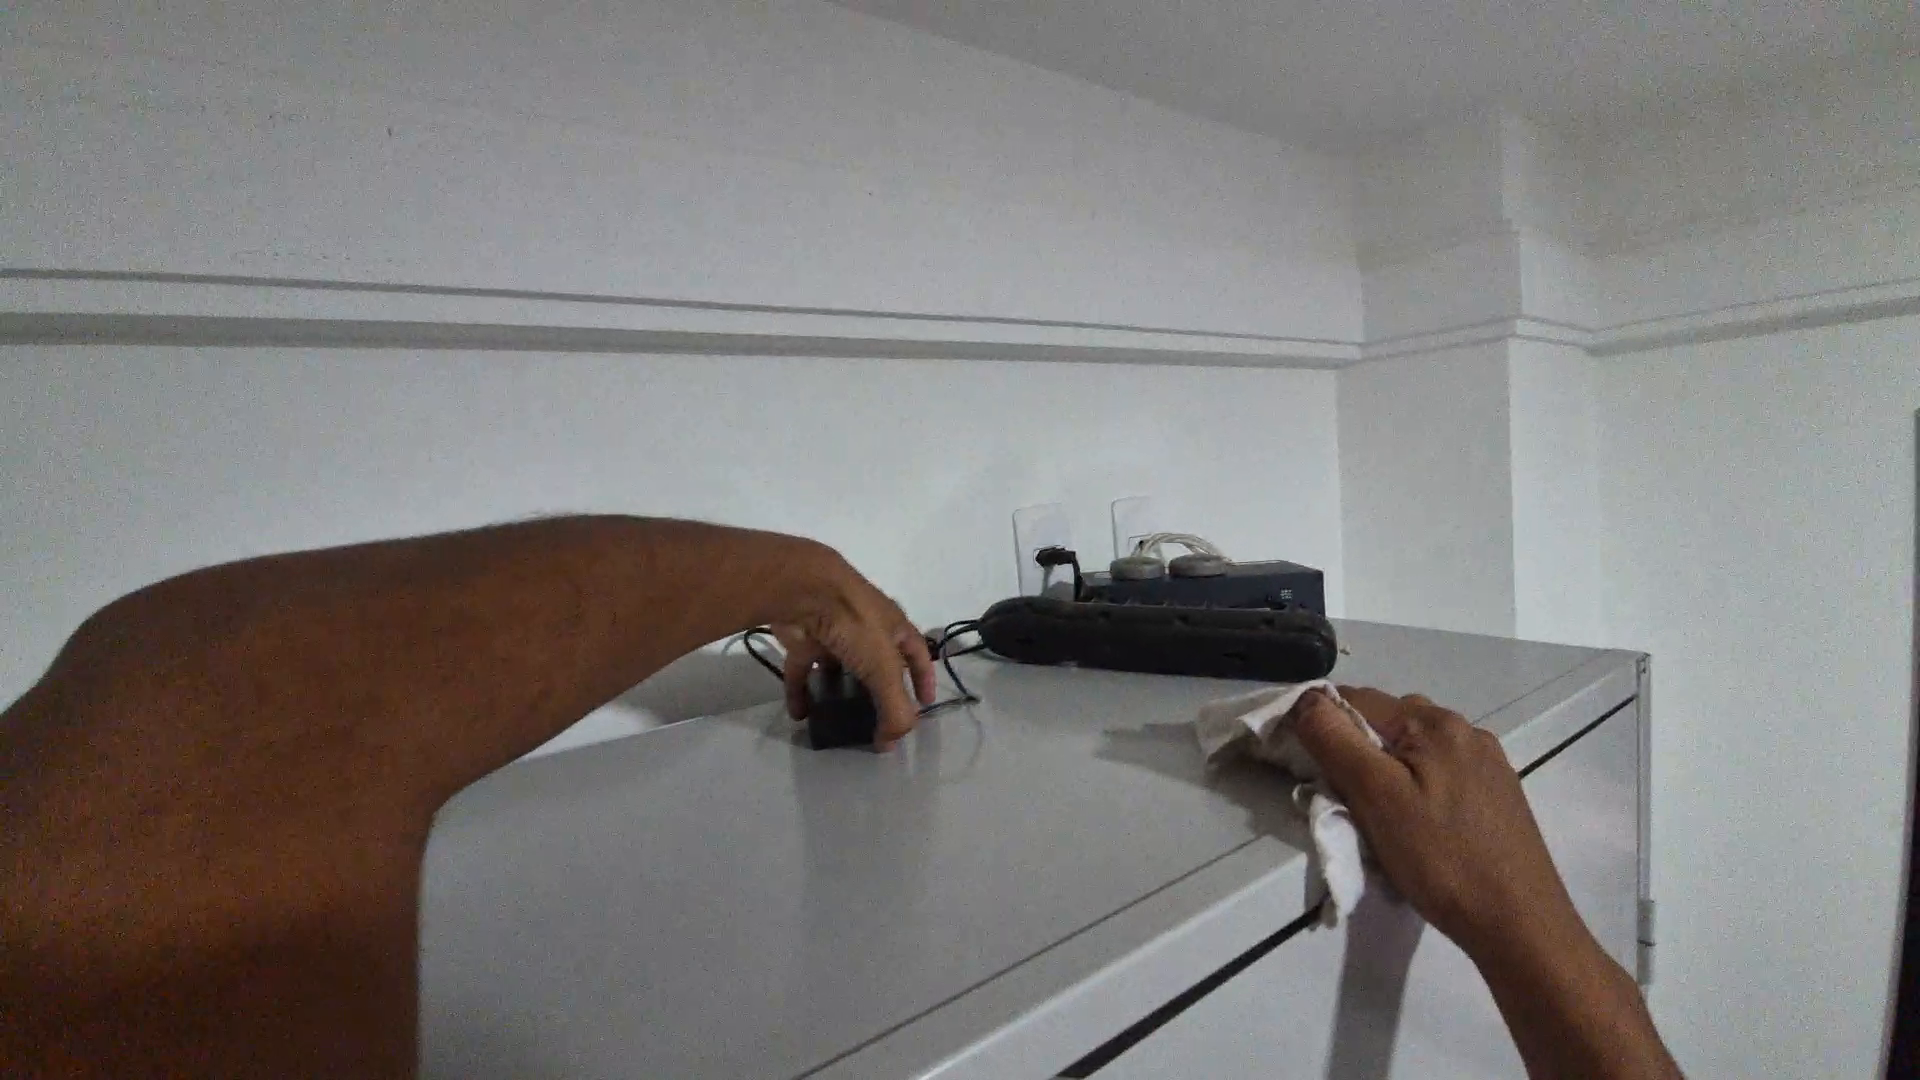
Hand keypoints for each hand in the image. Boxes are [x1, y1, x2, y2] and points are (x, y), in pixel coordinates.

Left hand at [768, 544, 935, 748]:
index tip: (925, 704)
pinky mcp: (804, 637)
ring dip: (838, 691)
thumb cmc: (856, 625)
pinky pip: (803, 670)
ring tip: (838, 719)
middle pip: (878, 663)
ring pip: (839, 666)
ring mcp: (833, 631)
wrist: (806, 592)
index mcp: (894, 626)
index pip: (918, 654)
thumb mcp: (885, 669)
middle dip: (878, 690)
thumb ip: (894, 709)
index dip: (923, 678)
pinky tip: (801, 715)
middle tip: (876, 721)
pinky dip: (801, 691)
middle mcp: (866, 627)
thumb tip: (890, 745)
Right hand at [1293, 687, 1587, 962]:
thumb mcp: (1373, 795)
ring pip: (1409, 749)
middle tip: (1345, 798)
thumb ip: (1333, 738)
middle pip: (1384, 722)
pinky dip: (1412, 787)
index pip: (1355, 699)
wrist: (1522, 931)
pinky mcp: (1497, 795)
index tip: (1310, 767)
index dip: (1323, 726)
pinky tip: (1415, 824)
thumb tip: (1304, 698)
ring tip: (1379, 816)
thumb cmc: (1441, 859)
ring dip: (1383, 770)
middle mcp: (1466, 731)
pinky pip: (1436, 772)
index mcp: (1436, 722)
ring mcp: (1487, 763)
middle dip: (1354, 750)